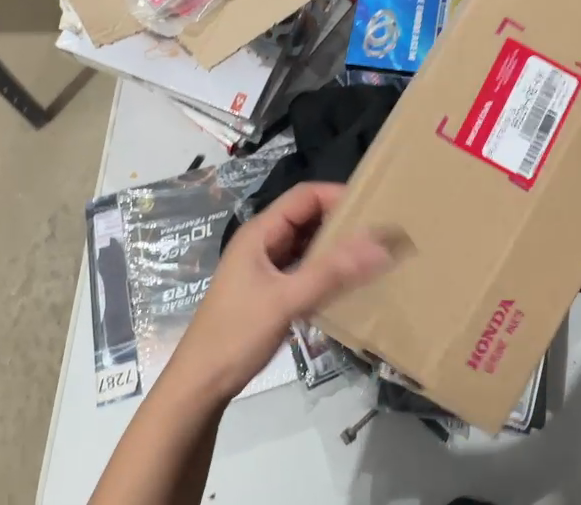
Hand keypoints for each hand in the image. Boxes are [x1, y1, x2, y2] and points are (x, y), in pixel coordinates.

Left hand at [167, 182, 390, 400]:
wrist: (200, 385)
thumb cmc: (236, 335)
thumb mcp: (286, 300)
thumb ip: (332, 272)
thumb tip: (379, 243)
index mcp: (260, 232)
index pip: (305, 196)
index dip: (339, 195)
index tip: (375, 207)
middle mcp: (263, 243)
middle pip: (307, 217)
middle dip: (341, 220)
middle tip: (380, 231)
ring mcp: (265, 268)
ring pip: (306, 244)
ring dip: (335, 246)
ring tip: (372, 254)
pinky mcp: (269, 291)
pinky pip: (303, 269)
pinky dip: (325, 270)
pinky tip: (347, 284)